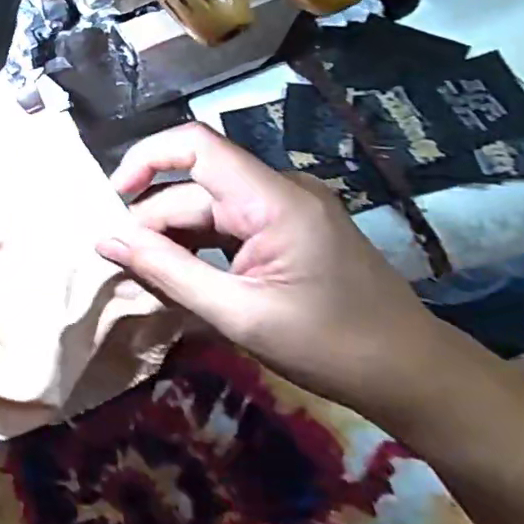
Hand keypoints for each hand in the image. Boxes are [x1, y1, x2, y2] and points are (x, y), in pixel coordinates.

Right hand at [95, 123, 454, 409]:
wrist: (417, 378)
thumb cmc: (333, 347)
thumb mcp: (240, 315)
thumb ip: (167, 272)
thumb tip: (105, 240)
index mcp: (275, 200)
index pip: (196, 145)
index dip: (146, 158)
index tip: (113, 197)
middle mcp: (278, 189)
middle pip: (193, 187)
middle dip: (153, 221)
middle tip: (124, 264)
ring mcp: (284, 207)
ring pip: (205, 206)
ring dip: (172, 237)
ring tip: (149, 276)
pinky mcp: (285, 227)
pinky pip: (225, 223)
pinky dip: (197, 246)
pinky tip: (181, 275)